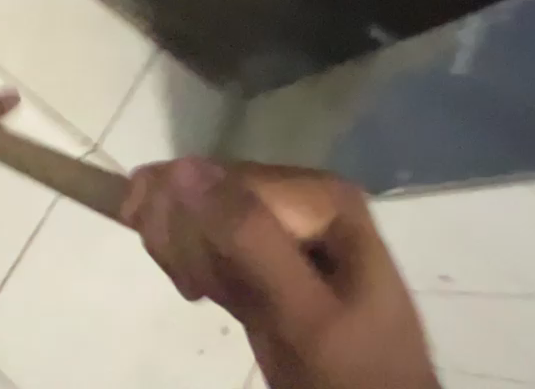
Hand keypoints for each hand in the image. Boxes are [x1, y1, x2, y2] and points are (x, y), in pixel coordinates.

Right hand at [121, 158, 438, 388]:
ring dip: (181, 251)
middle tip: (197, 290)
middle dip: (185, 240)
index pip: (219, 182)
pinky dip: (187, 258)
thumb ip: (250, 238)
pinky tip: (197, 288)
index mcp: (320, 197)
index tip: (190, 286)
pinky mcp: (263, 251)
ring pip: (193, 205)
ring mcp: (280, 222)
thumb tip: (183, 166)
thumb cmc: (352, 379)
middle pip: (202, 187)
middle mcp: (299, 195)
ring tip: (199, 291)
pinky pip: (202, 229)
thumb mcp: (306, 316)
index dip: (190, 226)